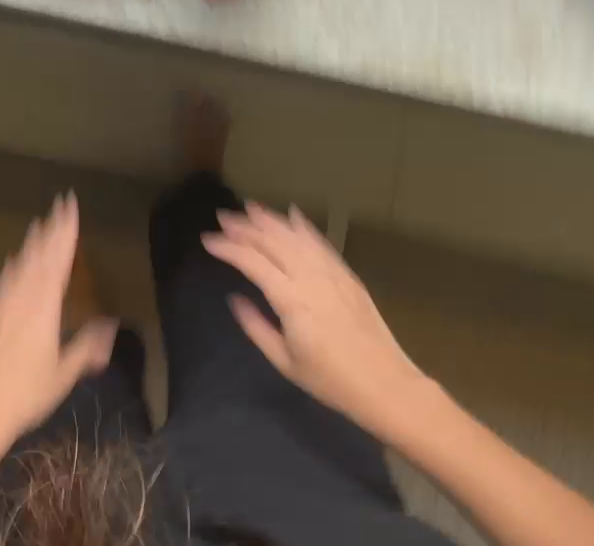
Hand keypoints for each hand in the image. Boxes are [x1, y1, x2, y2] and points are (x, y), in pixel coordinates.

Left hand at [0, 195, 117, 453]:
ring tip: (40, 223)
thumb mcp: (64, 373)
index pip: (57, 261)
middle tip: (60, 204)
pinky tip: (13, 261)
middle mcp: (23, 300)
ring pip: (22, 266)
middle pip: (40, 257)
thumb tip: (111, 326)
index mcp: (43, 308)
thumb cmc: (28, 393)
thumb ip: (86, 348)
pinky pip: (7, 283)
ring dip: (33, 243)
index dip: (65, 233)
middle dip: (51, 230)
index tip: (71, 208)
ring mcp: (5, 307)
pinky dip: (14, 267)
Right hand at [204, 203, 427, 432]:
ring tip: (250, 207)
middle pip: (272, 241)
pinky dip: (304, 227)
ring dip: (271, 220)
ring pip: (296, 236)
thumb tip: (235, 299)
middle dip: (245, 226)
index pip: (252, 262)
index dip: (228, 248)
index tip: (207, 240)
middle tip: (223, 217)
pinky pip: (320, 243)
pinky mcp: (347, 275)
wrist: (386, 384)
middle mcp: (310, 277)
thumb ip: (257, 327)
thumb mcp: (285, 362)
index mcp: (291, 300)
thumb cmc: (330, 380)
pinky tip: (292, 215)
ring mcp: (331, 273)